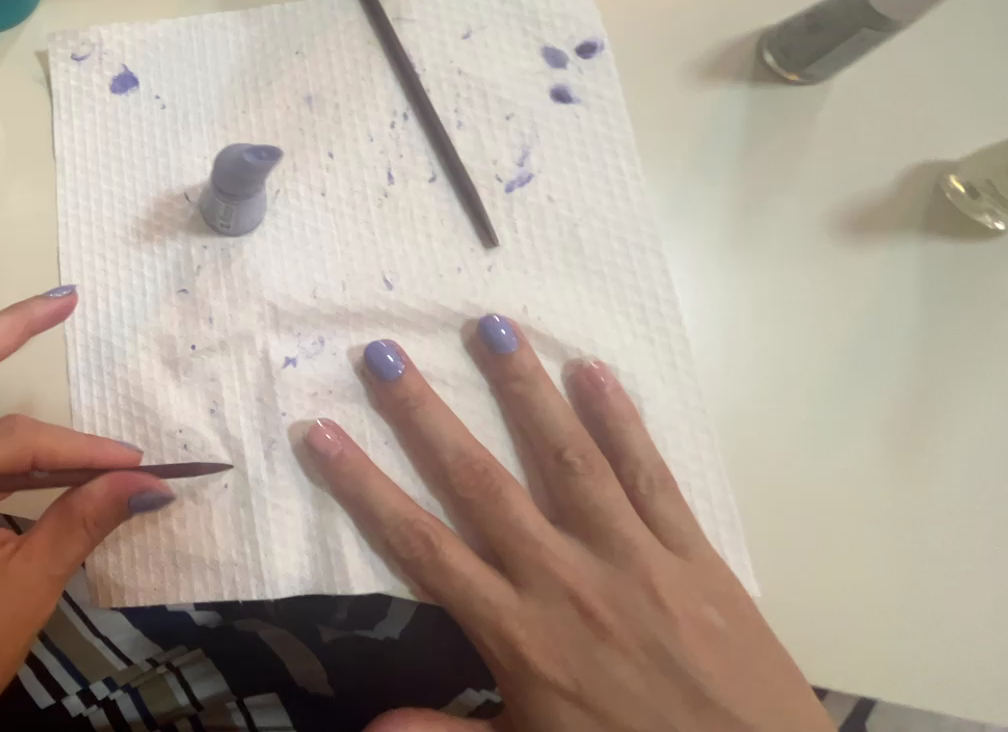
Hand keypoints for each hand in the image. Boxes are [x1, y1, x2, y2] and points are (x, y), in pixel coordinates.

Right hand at [301, 316, 832, 731]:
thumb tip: (361, 727)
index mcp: (514, 629)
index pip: (416, 541)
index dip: (361, 484)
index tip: (318, 429)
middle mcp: (560, 578)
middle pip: (476, 479)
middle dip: (422, 412)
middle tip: (382, 351)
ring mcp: (630, 559)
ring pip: (565, 457)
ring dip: (522, 387)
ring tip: (490, 324)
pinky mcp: (696, 558)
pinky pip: (651, 477)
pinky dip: (622, 421)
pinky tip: (593, 369)